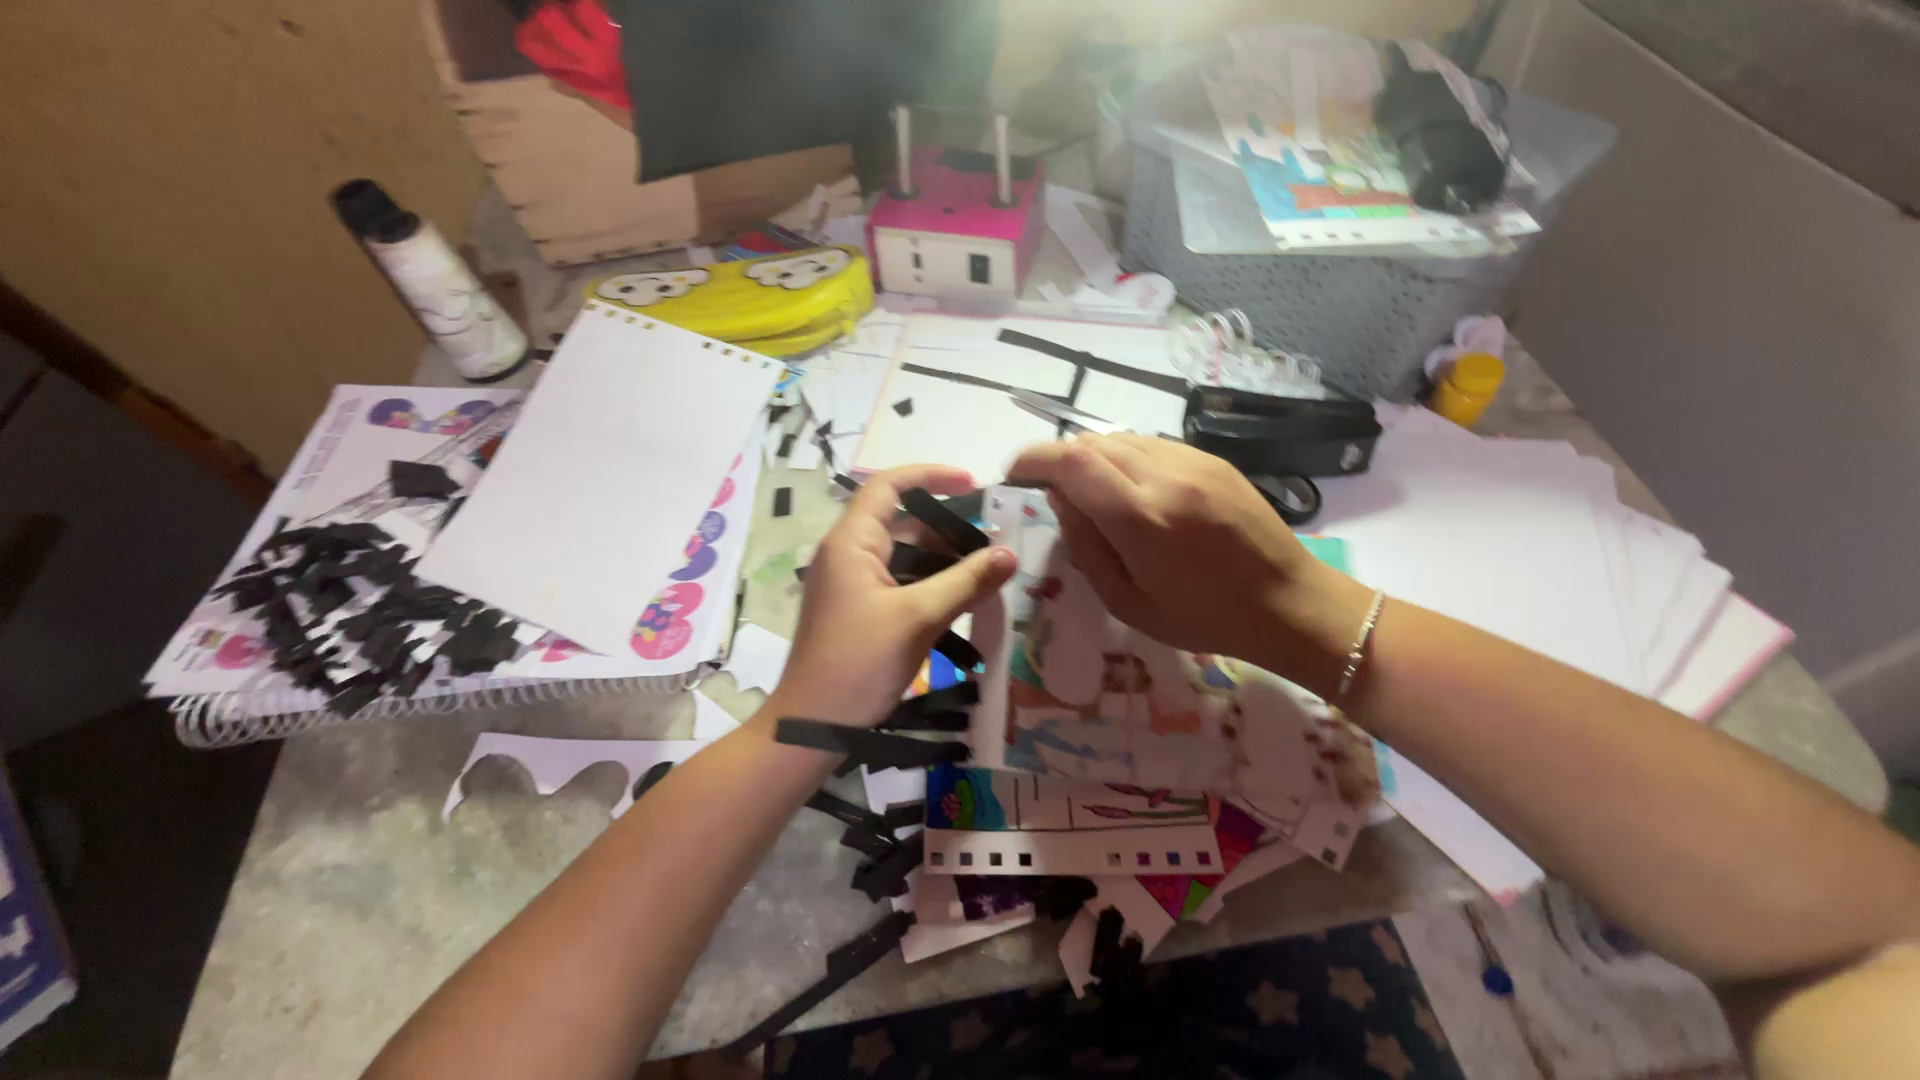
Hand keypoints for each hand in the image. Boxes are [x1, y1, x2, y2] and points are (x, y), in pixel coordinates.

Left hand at [764, 465, 1017, 726]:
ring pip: (905, 557)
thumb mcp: (918, 619)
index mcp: (851, 542)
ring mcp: (851, 585)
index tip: (974, 483)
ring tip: (988, 572)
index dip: (932, 475)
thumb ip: (966, 582)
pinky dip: (931, 586)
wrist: (811, 726)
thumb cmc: (858, 663)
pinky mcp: (858, 612)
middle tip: (995, 539)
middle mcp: (847, 554)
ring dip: (944, 561)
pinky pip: (900, 584)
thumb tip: (1010, 554)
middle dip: (949, 526)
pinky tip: (964, 601)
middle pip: (902, 522)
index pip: (889, 486)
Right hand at [1006, 434, 1371, 696]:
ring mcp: (1193, 461)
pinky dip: (1125, 458)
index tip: (1016, 477)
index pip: (1071, 461)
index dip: (1033, 460)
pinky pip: (1151, 444)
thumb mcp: (1129, 603)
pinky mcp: (1212, 459)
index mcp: (1141, 518)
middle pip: (1091, 442)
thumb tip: (1061, 502)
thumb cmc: (1204, 618)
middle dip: (1058, 459)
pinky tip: (1131, 491)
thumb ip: (1087, 548)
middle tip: (1049, 491)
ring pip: (1120, 437)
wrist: (1288, 603)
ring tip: (1090, 493)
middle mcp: (1165, 476)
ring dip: (1091, 457)